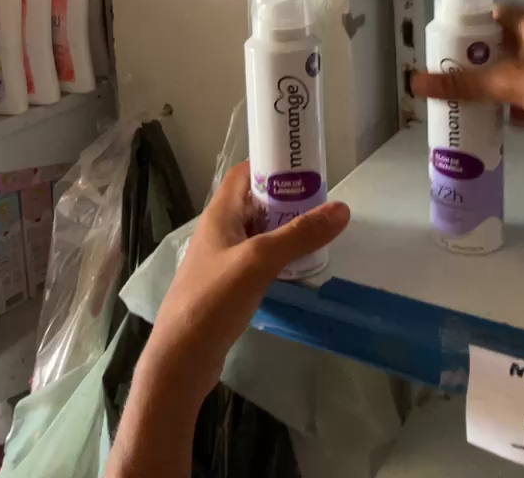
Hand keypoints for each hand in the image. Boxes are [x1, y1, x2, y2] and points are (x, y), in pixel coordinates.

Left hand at [148, 161, 350, 389]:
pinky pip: (257, 257)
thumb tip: (341, 208)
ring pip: (258, 230)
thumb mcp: (260, 260)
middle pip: (255, 200)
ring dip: (284, 228)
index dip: (272, 165)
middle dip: (286, 198)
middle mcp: (220, 229)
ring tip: (317, 232)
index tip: (306, 168)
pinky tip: (298, 266)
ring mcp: (223, 258)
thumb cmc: (214, 298)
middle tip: (321, 203)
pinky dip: (278, 255)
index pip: (245, 172)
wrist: (182, 358)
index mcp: (220, 213)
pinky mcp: (228, 283)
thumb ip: (299, 235)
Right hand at [410, 3, 523, 164]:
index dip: (473, 32)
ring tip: (511, 124)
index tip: (454, 54)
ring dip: (520, 103)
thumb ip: (463, 85)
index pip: (495, 15)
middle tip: (474, 92)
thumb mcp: (509, 85)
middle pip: (512, 51)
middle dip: (494, 76)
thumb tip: (414, 81)